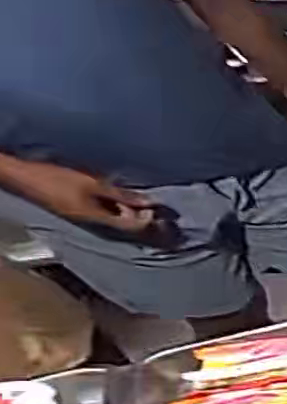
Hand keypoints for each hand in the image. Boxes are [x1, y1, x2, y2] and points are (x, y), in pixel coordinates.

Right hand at [5, 161, 172, 244]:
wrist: (15, 175)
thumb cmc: (53, 178)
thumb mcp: (92, 184)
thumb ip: (122, 195)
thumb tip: (151, 202)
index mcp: (97, 218)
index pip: (133, 228)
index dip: (149, 220)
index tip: (153, 208)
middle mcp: (92, 223)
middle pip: (128, 227)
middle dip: (142, 217)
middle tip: (146, 203)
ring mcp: (84, 218)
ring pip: (117, 221)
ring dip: (129, 212)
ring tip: (133, 199)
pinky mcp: (77, 212)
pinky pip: (104, 215)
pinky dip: (115, 209)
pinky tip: (116, 198)